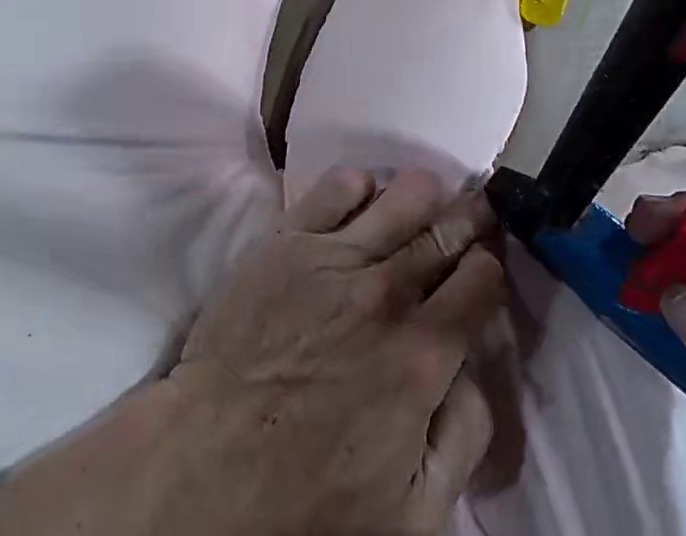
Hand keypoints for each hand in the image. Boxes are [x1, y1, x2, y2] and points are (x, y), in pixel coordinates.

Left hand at [0, 167, 504, 535]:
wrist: (195, 478)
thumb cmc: (303, 504)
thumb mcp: (413, 514)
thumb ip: (466, 436)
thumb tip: (477, 370)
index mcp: (426, 353)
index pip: (485, 275)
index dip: (490, 266)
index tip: (483, 269)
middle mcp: (390, 292)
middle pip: (453, 226)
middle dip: (473, 218)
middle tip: (474, 217)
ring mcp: (337, 259)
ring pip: (407, 192)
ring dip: (424, 197)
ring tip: (420, 210)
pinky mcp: (287, 242)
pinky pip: (341, 183)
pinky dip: (361, 187)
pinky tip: (361, 207)